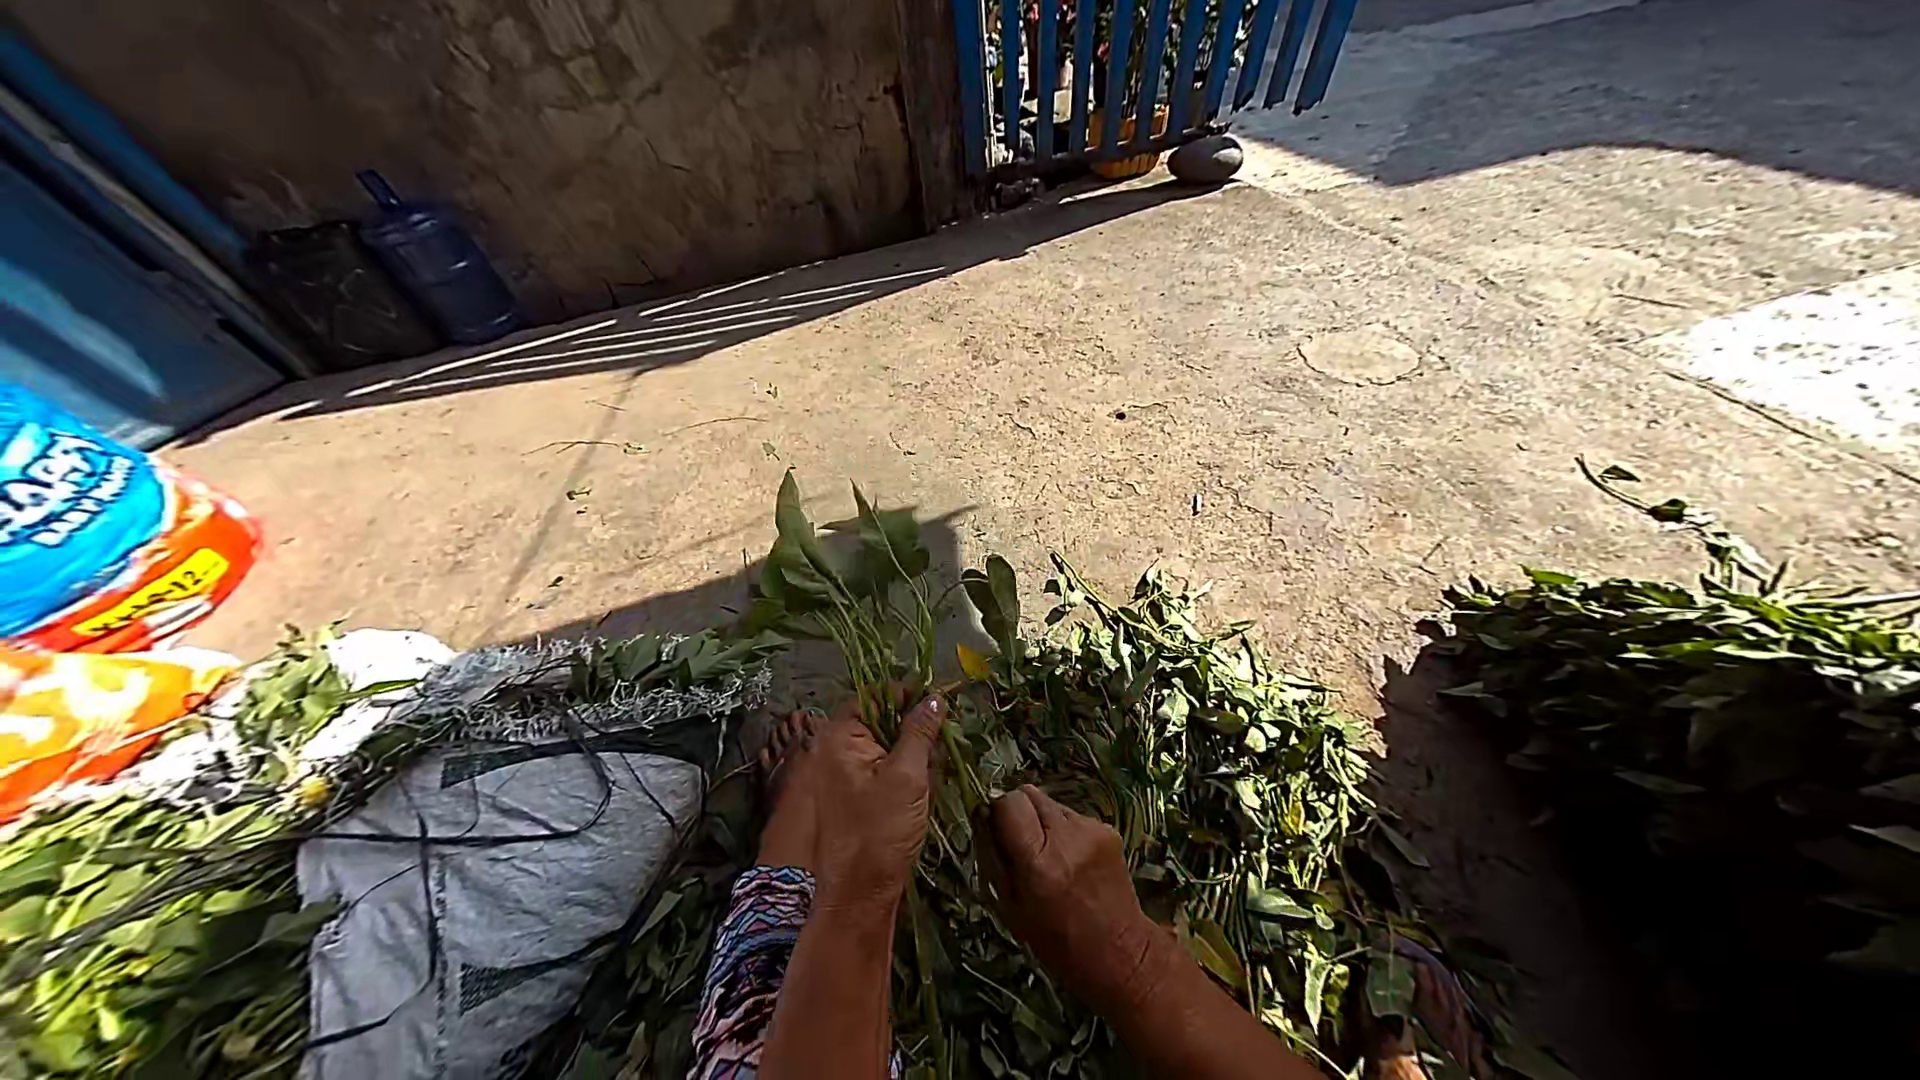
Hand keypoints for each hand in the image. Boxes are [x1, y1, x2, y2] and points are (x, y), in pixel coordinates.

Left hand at [790, 694, 945, 914]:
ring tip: (938, 764)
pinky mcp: (855, 797)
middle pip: (880, 720)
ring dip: (913, 751)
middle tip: (944, 735)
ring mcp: (843, 775)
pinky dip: (905, 771)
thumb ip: (919, 732)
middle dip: (914, 726)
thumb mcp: (906, 776)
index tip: (939, 698)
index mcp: (839, 738)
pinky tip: (927, 784)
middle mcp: (835, 750)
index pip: (873, 696)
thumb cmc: (879, 833)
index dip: (906, 693)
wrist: (858, 897)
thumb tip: (933, 698)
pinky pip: (883, 769)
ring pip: (885, 746)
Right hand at [980, 785, 1173, 1015]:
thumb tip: (982, 816)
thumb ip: (994, 857)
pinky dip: (1065, 831)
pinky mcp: (1109, 828)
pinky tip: (1072, 860)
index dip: (999, 812)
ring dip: (1043, 821)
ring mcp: (1091, 830)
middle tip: (1023, 844)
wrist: (1120, 954)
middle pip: (1028, 793)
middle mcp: (1067, 837)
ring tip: (1050, 856)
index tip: (996, 829)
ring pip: (1050, 802)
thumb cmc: (1056, 942)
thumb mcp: (1011, 907)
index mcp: (1038, 862)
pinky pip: (1072, 815)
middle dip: (1019, 812)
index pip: (1008, 802)